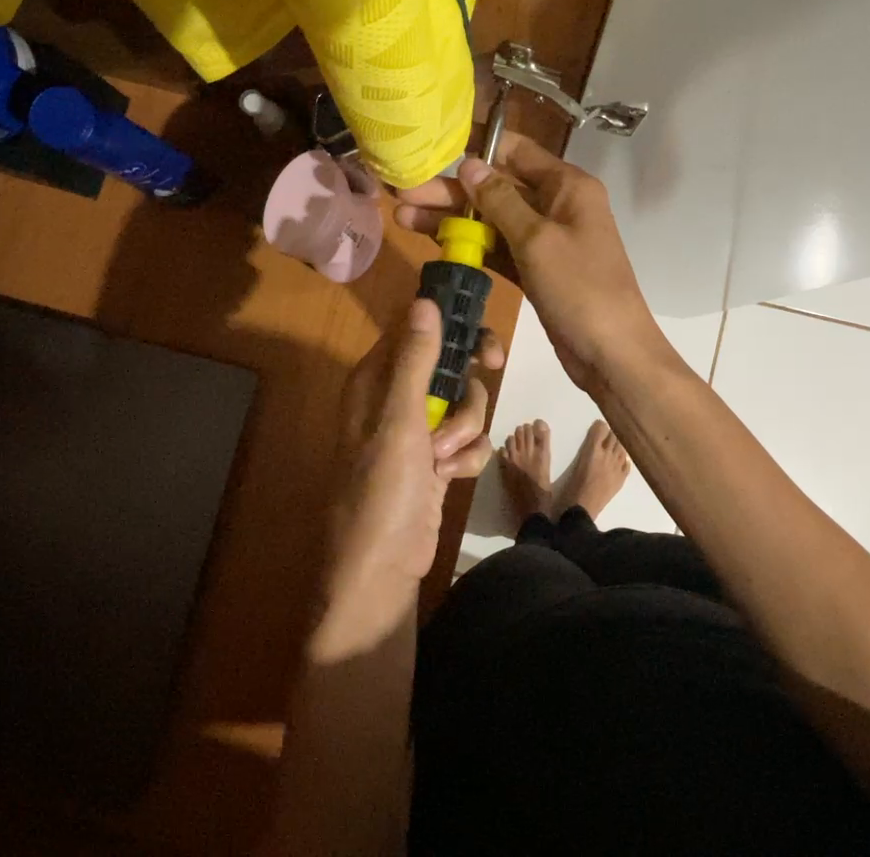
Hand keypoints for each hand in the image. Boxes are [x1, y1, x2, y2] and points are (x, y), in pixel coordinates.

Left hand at [316, 299, 502, 659]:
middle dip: (466, 382)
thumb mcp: (399, 422)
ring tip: (443, 458)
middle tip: (494, 366)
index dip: (451, 325)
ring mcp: (417, 434)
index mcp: (376, 381)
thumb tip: (425, 301)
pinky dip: (467, 456)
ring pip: (464, 404)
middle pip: (448, 365)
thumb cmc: (382, 491)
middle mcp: (395, 401)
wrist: (383, 568)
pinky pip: (468, 440)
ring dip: (465, 428)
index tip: (482, 332)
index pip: (417, 330)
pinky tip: (452, 477)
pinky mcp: (436, 463)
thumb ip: (416, 362)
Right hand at [396, 130, 666, 390]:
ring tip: (404, 218)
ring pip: (494, 220)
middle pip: (498, 187)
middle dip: (452, 191)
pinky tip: (435, 243)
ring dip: (454, 219)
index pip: (516, 151)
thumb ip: (500, 201)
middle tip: (404, 195)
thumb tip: (469, 163)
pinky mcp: (536, 270)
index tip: (431, 152)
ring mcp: (546, 240)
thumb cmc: (579, 289)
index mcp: (567, 186)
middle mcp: (557, 205)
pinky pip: (499, 249)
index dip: (475, 149)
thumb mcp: (537, 240)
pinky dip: (471, 246)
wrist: (611, 353)